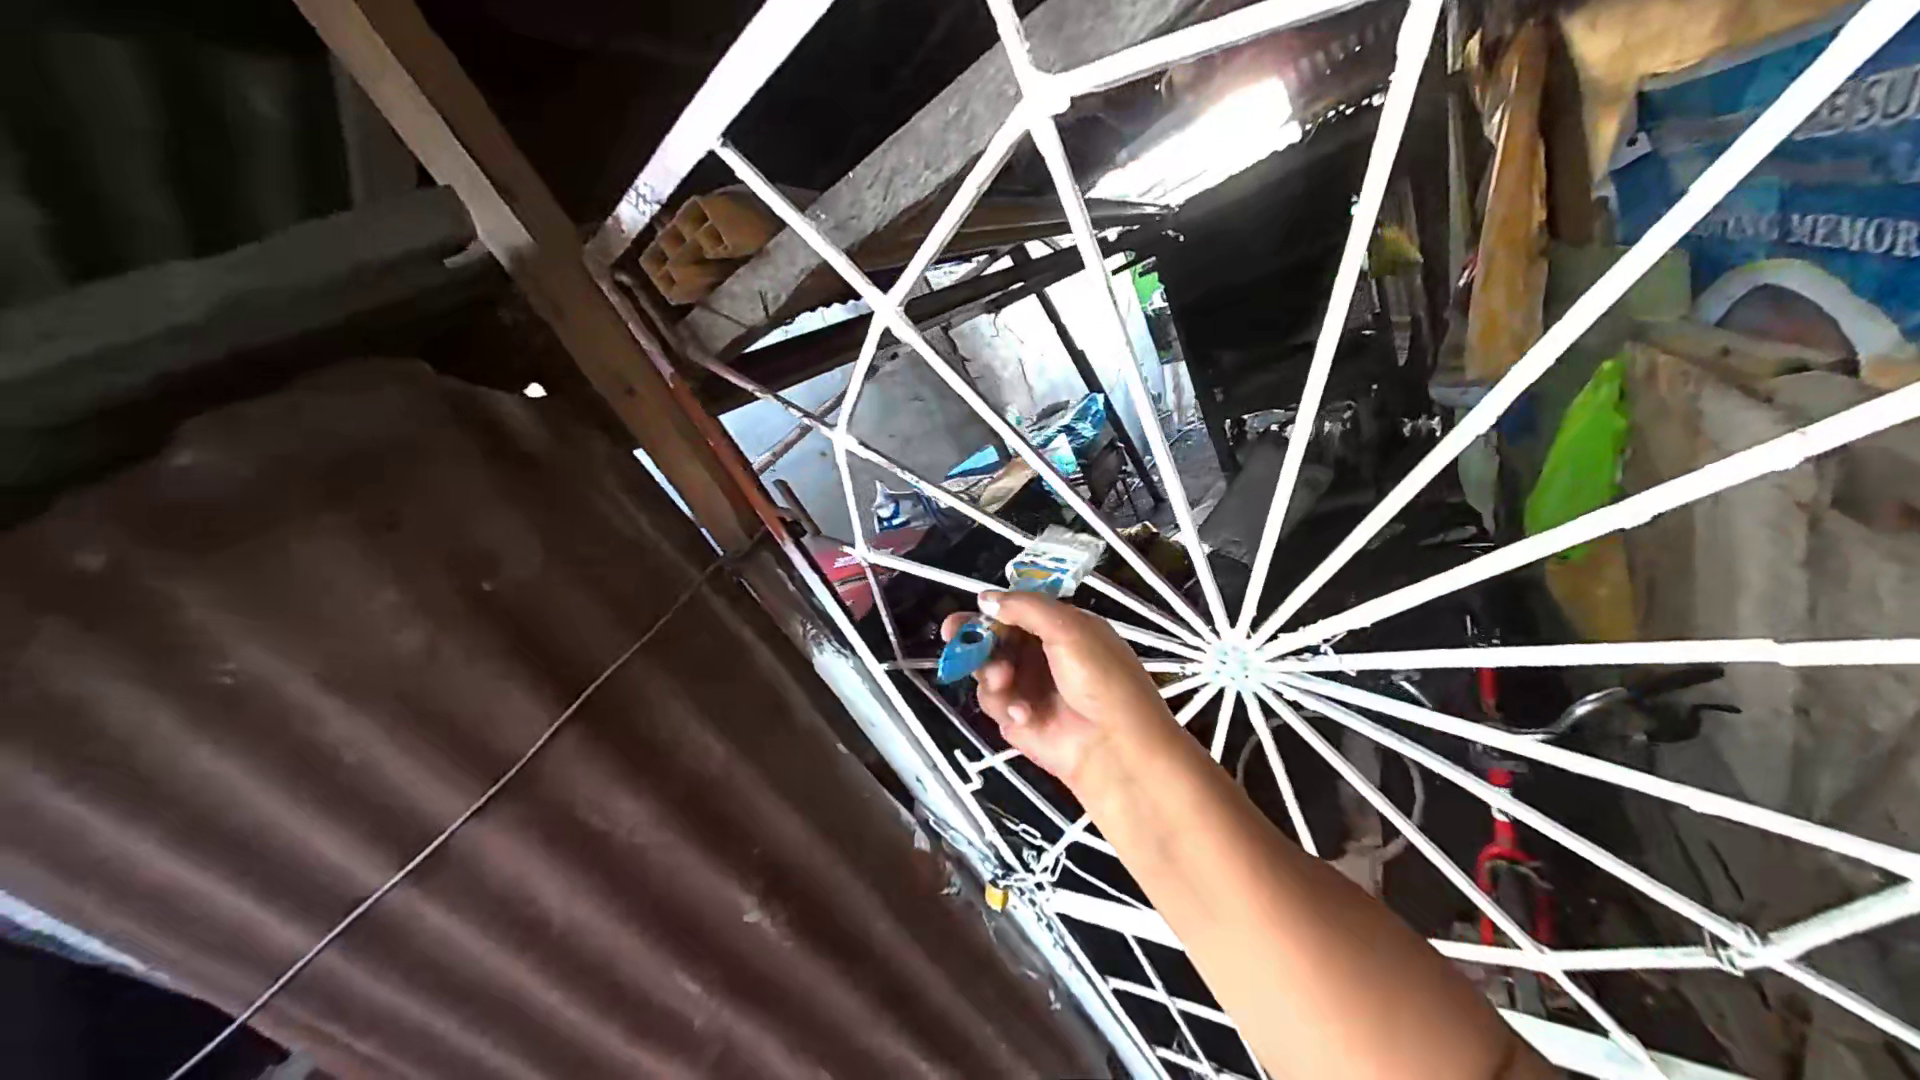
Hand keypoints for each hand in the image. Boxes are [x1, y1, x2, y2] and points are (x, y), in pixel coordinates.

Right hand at [940, 591, 1176, 788]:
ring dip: (991, 672)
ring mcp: (1030, 688)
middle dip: (977, 641)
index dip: (992, 611)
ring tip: (1004, 680)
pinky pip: (994, 703)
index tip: (968, 614)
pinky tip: (1024, 712)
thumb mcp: (1069, 629)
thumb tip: (986, 598)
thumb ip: (1025, 608)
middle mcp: (1044, 655)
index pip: (1017, 612)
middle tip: (955, 638)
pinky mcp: (1019, 719)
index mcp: (1062, 628)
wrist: (1115, 747)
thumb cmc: (1101, 680)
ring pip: (988, 670)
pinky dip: (1004, 704)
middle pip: (996, 640)